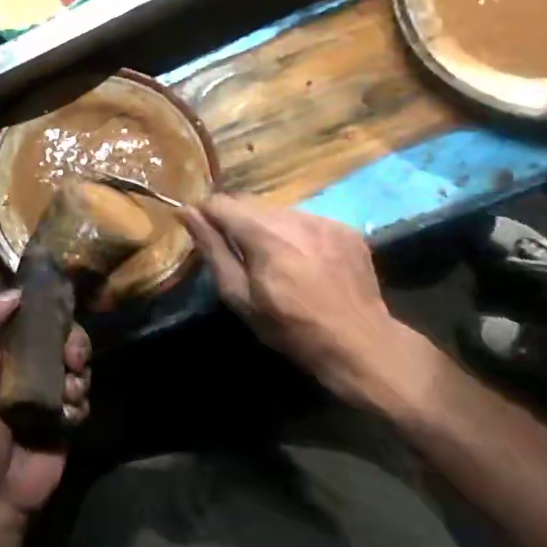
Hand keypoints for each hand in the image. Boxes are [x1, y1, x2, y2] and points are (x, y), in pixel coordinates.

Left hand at [0, 291, 91, 514]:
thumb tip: (15, 292)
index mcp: (1, 346)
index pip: (33, 314)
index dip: (50, 309)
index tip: (60, 315)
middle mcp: (26, 363)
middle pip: (63, 336)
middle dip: (74, 342)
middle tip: (72, 359)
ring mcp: (48, 390)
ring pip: (79, 365)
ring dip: (79, 374)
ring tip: (66, 394)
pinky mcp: (66, 417)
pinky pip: (84, 397)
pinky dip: (79, 403)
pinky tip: (66, 417)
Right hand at [179, 195, 435, 407]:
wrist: (360, 344)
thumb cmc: (290, 328)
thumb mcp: (239, 296)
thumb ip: (212, 249)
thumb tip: (185, 212)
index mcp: (266, 236)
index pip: (221, 203)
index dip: (205, 214)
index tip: (202, 231)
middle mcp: (295, 219)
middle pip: (249, 203)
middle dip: (235, 221)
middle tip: (237, 252)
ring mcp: (324, 221)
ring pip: (277, 209)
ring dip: (265, 226)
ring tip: (272, 258)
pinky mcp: (345, 228)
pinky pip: (305, 219)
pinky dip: (294, 233)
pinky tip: (302, 260)